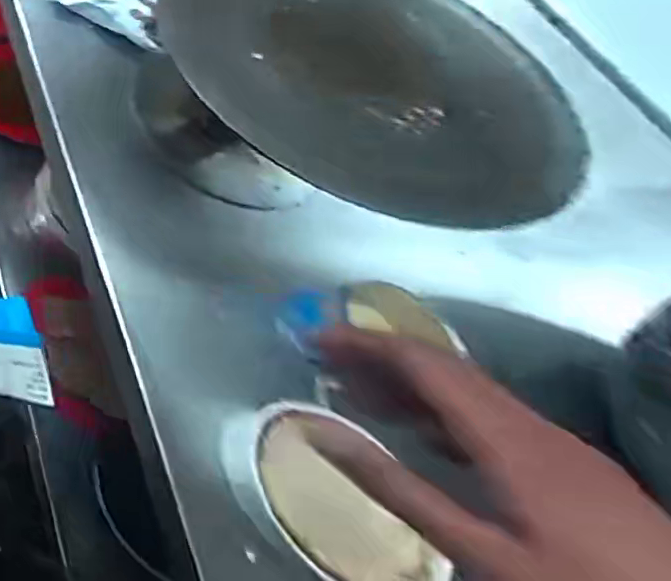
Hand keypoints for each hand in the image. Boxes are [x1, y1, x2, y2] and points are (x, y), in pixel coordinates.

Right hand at [306, 325, 670, 580]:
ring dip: (409, 383)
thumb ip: (399, 488)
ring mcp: (565, 450)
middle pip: (447, 369)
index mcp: (510, 439)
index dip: (363, 342)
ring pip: (471, 392)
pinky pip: (494, 417)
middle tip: (324, 363)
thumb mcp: (483, 552)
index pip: (424, 363)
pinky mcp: (579, 471)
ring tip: (359, 396)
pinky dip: (442, 409)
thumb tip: (317, 428)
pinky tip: (423, 434)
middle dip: (379, 357)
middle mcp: (537, 430)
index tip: (312, 339)